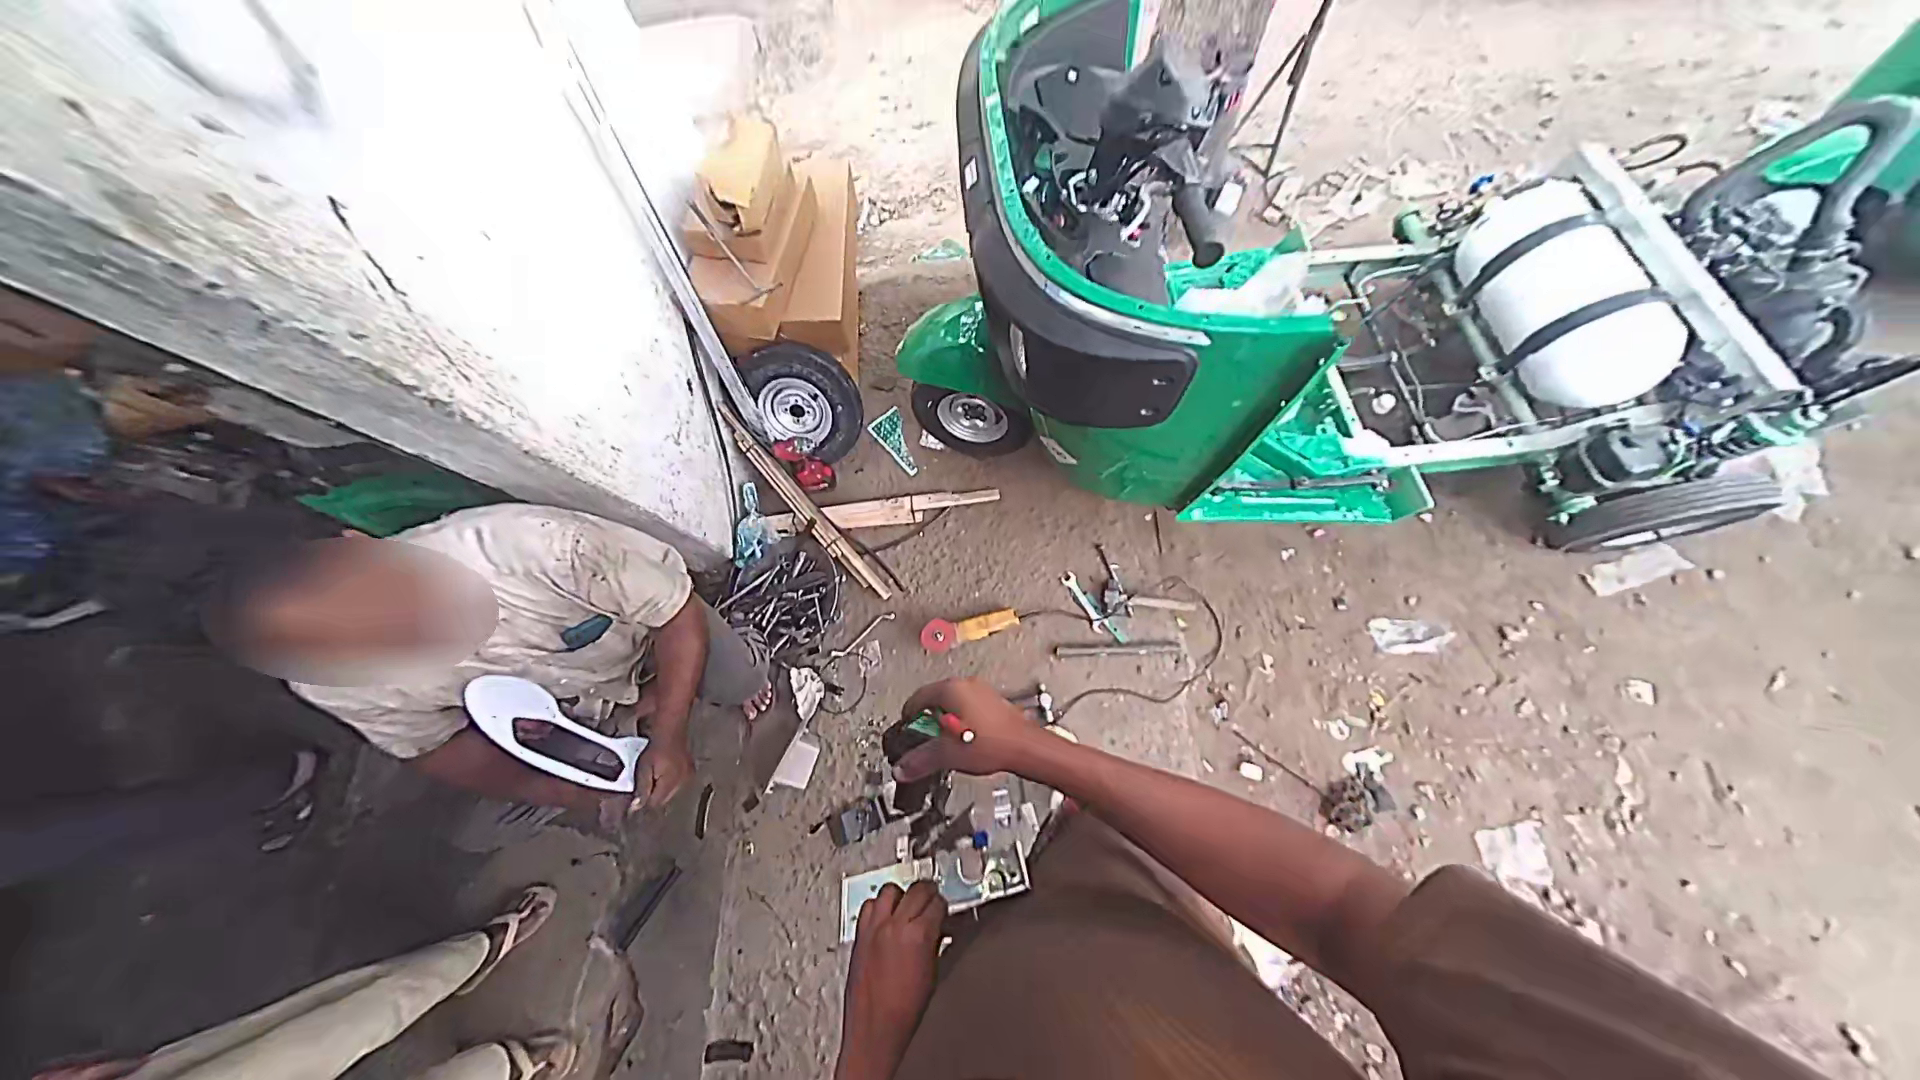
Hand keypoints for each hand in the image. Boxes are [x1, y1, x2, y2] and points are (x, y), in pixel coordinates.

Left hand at [634, 735, 694, 808]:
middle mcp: (683, 781)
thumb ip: (641, 788)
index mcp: (671, 782)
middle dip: (653, 795)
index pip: (655, 803)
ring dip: (662, 788)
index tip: (634, 795)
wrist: (671, 727)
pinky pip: (678, 782)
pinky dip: (671, 780)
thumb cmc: (656, 745)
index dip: (643, 801)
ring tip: (654, 775)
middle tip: (643, 782)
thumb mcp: (643, 767)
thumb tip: (636, 807)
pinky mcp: (690, 768)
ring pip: (672, 791)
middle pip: (664, 798)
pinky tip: (664, 771)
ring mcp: (688, 775)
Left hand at [837, 881, 946, 1079]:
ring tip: (908, 903)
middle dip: (928, 893)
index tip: (945, 909)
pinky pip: (870, 906)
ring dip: (902, 895)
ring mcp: (874, 928)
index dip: (944, 905)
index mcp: (919, 935)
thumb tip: (940, 929)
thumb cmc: (903, 1013)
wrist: (876, 1032)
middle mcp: (894, 926)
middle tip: (933, 900)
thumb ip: (936, 942)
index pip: (938, 902)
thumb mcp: (933, 973)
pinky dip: (879, 905)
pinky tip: (886, 914)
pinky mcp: (860, 935)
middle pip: (917, 889)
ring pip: (890, 890)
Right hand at [894, 677, 1041, 782]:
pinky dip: (961, 723)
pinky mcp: (993, 703)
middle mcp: (966, 685)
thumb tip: (903, 767)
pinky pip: (968, 709)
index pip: (917, 698)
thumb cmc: (993, 742)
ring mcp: (981, 692)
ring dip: (945, 722)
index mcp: (951, 689)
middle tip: (925, 740)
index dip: (908, 717)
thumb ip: (921, 759)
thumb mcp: (947, 754)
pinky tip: (965, 741)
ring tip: (946, 744)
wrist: (1026, 748)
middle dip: (927, 721)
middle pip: (934, 699)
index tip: (907, 729)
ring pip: (952, 704)